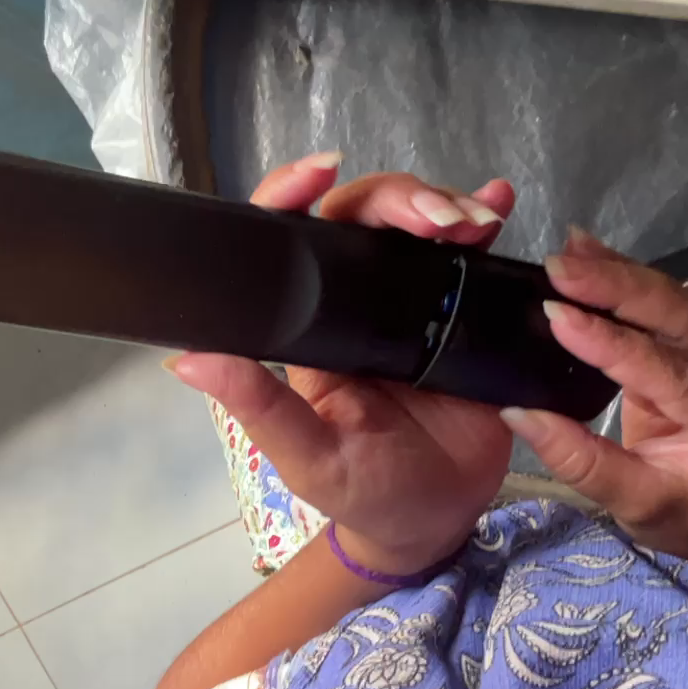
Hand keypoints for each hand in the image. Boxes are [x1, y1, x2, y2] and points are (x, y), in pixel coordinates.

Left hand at [166, 153, 516, 575]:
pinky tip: (500, 205)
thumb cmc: (364, 492)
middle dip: (396, 199)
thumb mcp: (309, 457)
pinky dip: (485, 220)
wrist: (439, 516)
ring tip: (474, 221)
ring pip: (414, 227)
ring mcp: (410, 304)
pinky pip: (470, 257)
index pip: (287, 244)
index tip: (321, 172)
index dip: (294, 196)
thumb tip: (187, 359)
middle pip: (360, 218)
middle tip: (437, 219)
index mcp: (308, 329)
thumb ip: (260, 408)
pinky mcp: (460, 313)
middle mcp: (354, 304)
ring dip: (444, 206)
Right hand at [500, 229, 687, 570]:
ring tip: (570, 252)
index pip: (679, 374)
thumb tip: (516, 413)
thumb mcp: (637, 505)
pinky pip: (673, 311)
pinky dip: (630, 284)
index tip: (558, 318)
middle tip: (560, 265)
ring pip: (683, 304)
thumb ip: (581, 461)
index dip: (616, 345)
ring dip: (623, 275)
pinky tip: (593, 258)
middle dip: (621, 287)